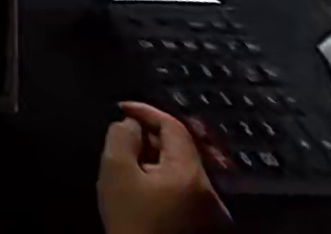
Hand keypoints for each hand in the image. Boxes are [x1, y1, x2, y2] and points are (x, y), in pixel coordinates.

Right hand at [98, 102, 228, 233]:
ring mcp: (215, 216)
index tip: (120, 108)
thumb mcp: (115, 169)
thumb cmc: (131, 218)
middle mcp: (211, 194)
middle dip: (151, 136)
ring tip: (129, 161)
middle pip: (183, 149)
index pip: (175, 127)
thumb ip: (122, 136)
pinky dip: (165, 177)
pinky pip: (188, 190)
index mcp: (191, 176)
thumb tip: (131, 124)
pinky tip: (144, 186)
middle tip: (122, 137)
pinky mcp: (209, 229)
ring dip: (157, 157)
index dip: (146, 111)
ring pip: (184, 170)